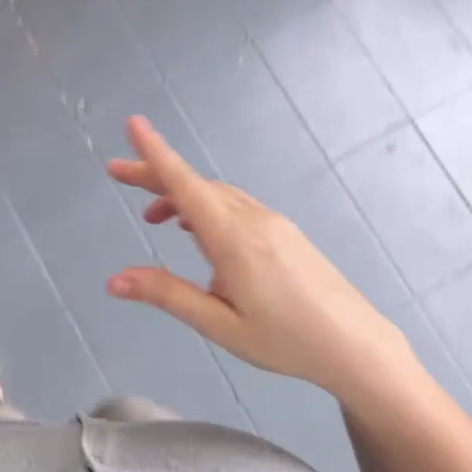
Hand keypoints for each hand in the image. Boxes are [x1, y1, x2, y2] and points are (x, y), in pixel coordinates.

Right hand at [104, 116, 411, 393]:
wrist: (357, 346)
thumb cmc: (286, 340)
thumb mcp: (219, 324)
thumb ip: (167, 295)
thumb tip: (114, 280)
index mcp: (233, 239)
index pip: (186, 186)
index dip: (156, 154)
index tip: (133, 124)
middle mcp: (252, 220)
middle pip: (196, 185)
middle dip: (154, 174)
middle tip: (115, 171)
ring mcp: (272, 223)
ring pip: (216, 194)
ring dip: (179, 193)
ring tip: (150, 214)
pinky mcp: (283, 233)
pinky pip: (234, 205)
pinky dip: (203, 206)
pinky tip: (194, 229)